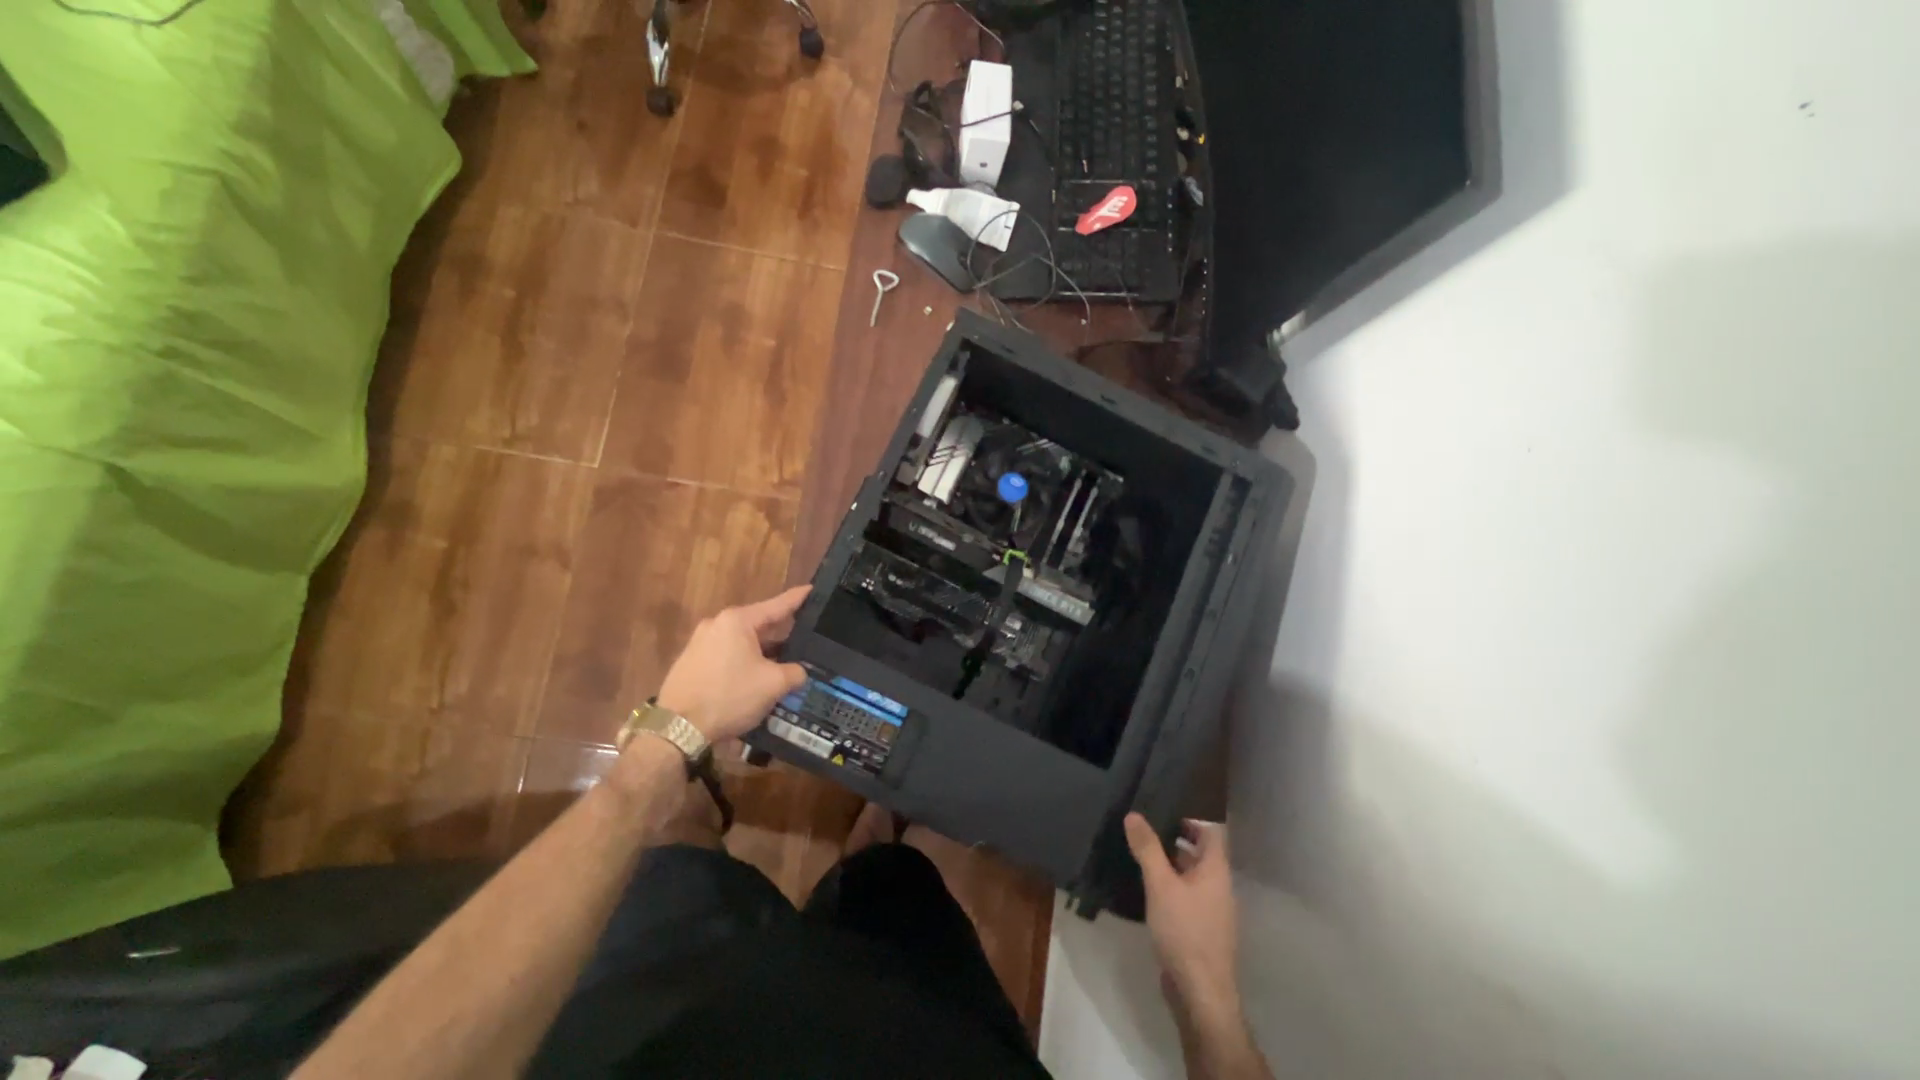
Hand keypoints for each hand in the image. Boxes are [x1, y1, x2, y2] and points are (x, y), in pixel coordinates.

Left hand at [656, 586, 810, 742]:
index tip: (813, 589)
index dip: (798, 598)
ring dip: (763, 655)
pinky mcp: (691, 663)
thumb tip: (799, 672)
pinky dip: (744, 664)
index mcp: (737, 621)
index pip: (777, 605)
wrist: (678, 727)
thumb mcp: (773, 685)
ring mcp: (700, 643)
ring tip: (784, 667)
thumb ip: (795, 672)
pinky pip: (727, 657)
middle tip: (806, 642)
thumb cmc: (729, 697)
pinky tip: (755, 681)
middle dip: (782, 636)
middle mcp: (717, 624)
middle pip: (759, 626)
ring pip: (743, 644)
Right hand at [1125, 813, 1240, 1021]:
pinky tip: (1145, 890)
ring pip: (1192, 877)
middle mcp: (1219, 886)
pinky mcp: (1200, 930)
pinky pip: (1186, 897)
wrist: (1200, 991)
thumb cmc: (1185, 930)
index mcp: (1216, 870)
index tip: (1163, 809)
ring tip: (1138, 854)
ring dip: (1170, 865)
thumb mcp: (1161, 885)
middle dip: (1175, 840)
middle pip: (1201, 853)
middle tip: (1143, 829)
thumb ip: (1148, 849)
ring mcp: (1211, 910)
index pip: (1211, 832)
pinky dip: (1169, 888)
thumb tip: (1134, 815)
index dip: (1191, 818)